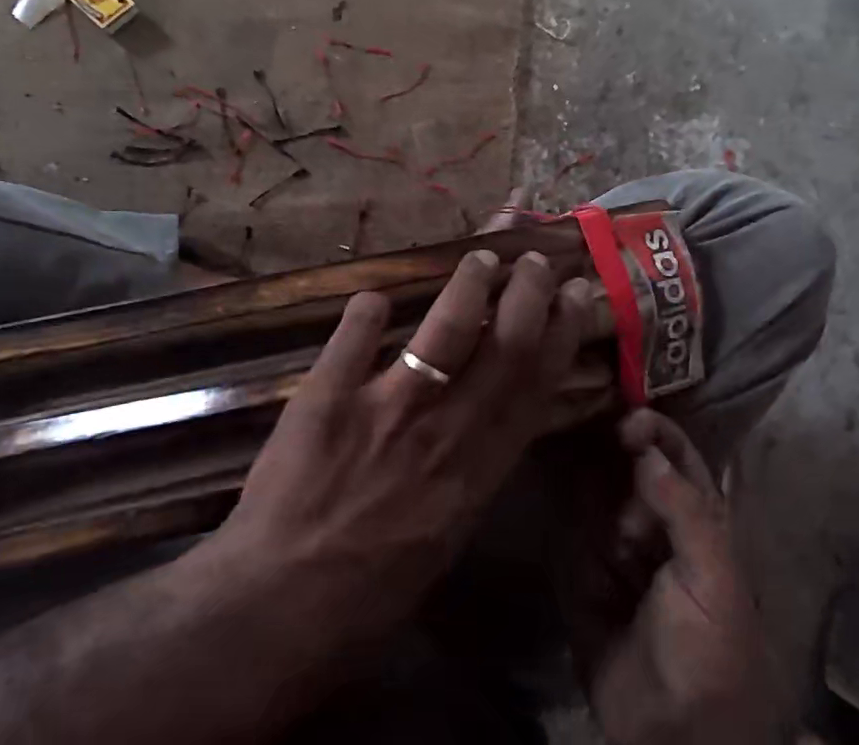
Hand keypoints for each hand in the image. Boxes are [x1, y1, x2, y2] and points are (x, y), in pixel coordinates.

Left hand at [195, 248, 592, 640]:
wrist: (283, 604)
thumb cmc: (368, 589)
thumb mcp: (442, 539)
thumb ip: (466, 478)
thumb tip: (480, 428)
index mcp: (476, 473)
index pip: (532, 389)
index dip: (559, 336)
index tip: (575, 296)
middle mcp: (444, 433)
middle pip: (502, 349)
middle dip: (527, 296)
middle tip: (535, 260)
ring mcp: (386, 410)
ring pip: (444, 332)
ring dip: (467, 287)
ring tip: (479, 255)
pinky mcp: (327, 398)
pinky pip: (354, 338)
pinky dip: (367, 310)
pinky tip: (378, 290)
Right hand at [564, 409, 776, 744]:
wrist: (664, 733)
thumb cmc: (708, 656)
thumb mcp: (712, 584)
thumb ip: (686, 515)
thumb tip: (647, 452)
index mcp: (697, 523)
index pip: (677, 459)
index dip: (656, 432)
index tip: (627, 419)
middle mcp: (652, 522)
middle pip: (627, 465)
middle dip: (611, 453)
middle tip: (595, 447)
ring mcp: (611, 540)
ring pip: (593, 487)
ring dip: (583, 475)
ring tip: (575, 468)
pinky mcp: (577, 561)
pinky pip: (567, 520)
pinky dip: (561, 502)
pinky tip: (552, 485)